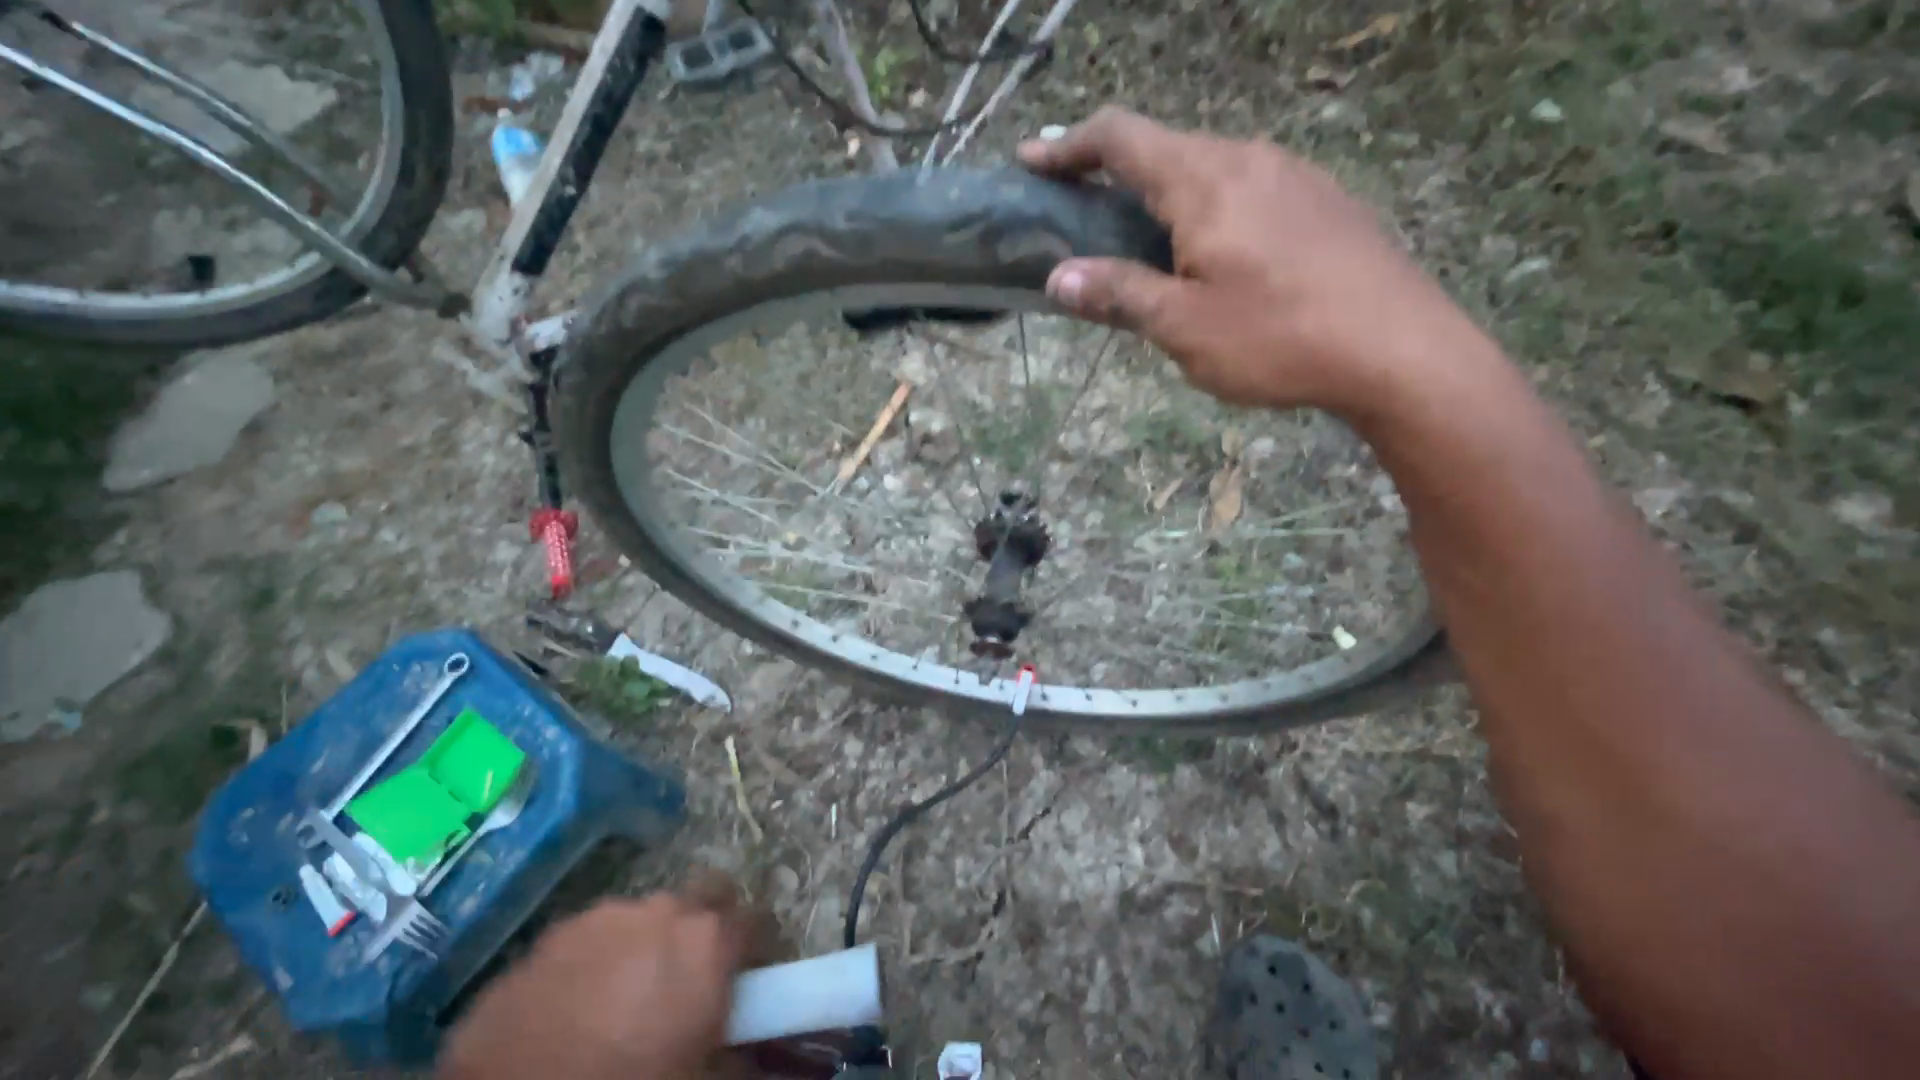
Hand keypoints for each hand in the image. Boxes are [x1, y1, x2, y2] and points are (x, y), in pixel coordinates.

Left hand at [438, 873, 773, 1079]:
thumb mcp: (701, 1073)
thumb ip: (734, 1047)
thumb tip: (740, 1045)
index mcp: (707, 941)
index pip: (755, 918)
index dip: (755, 947)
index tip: (748, 976)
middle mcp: (660, 912)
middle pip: (699, 900)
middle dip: (700, 930)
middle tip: (688, 980)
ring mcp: (599, 917)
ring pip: (640, 918)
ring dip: (644, 945)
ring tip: (624, 999)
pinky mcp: (548, 935)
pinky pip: (590, 939)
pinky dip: (595, 962)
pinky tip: (576, 1006)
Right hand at [1018, 108, 1487, 418]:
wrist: (1402, 349)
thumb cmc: (1279, 338)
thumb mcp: (1184, 327)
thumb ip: (1119, 294)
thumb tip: (1059, 278)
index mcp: (1203, 181)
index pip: (1120, 137)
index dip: (1069, 147)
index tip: (1033, 162)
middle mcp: (1248, 158)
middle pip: (1166, 149)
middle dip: (1116, 175)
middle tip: (1086, 216)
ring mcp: (1294, 175)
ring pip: (1211, 170)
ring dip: (1167, 196)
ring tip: (1151, 248)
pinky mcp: (1325, 201)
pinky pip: (1250, 189)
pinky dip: (1213, 210)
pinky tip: (1220, 259)